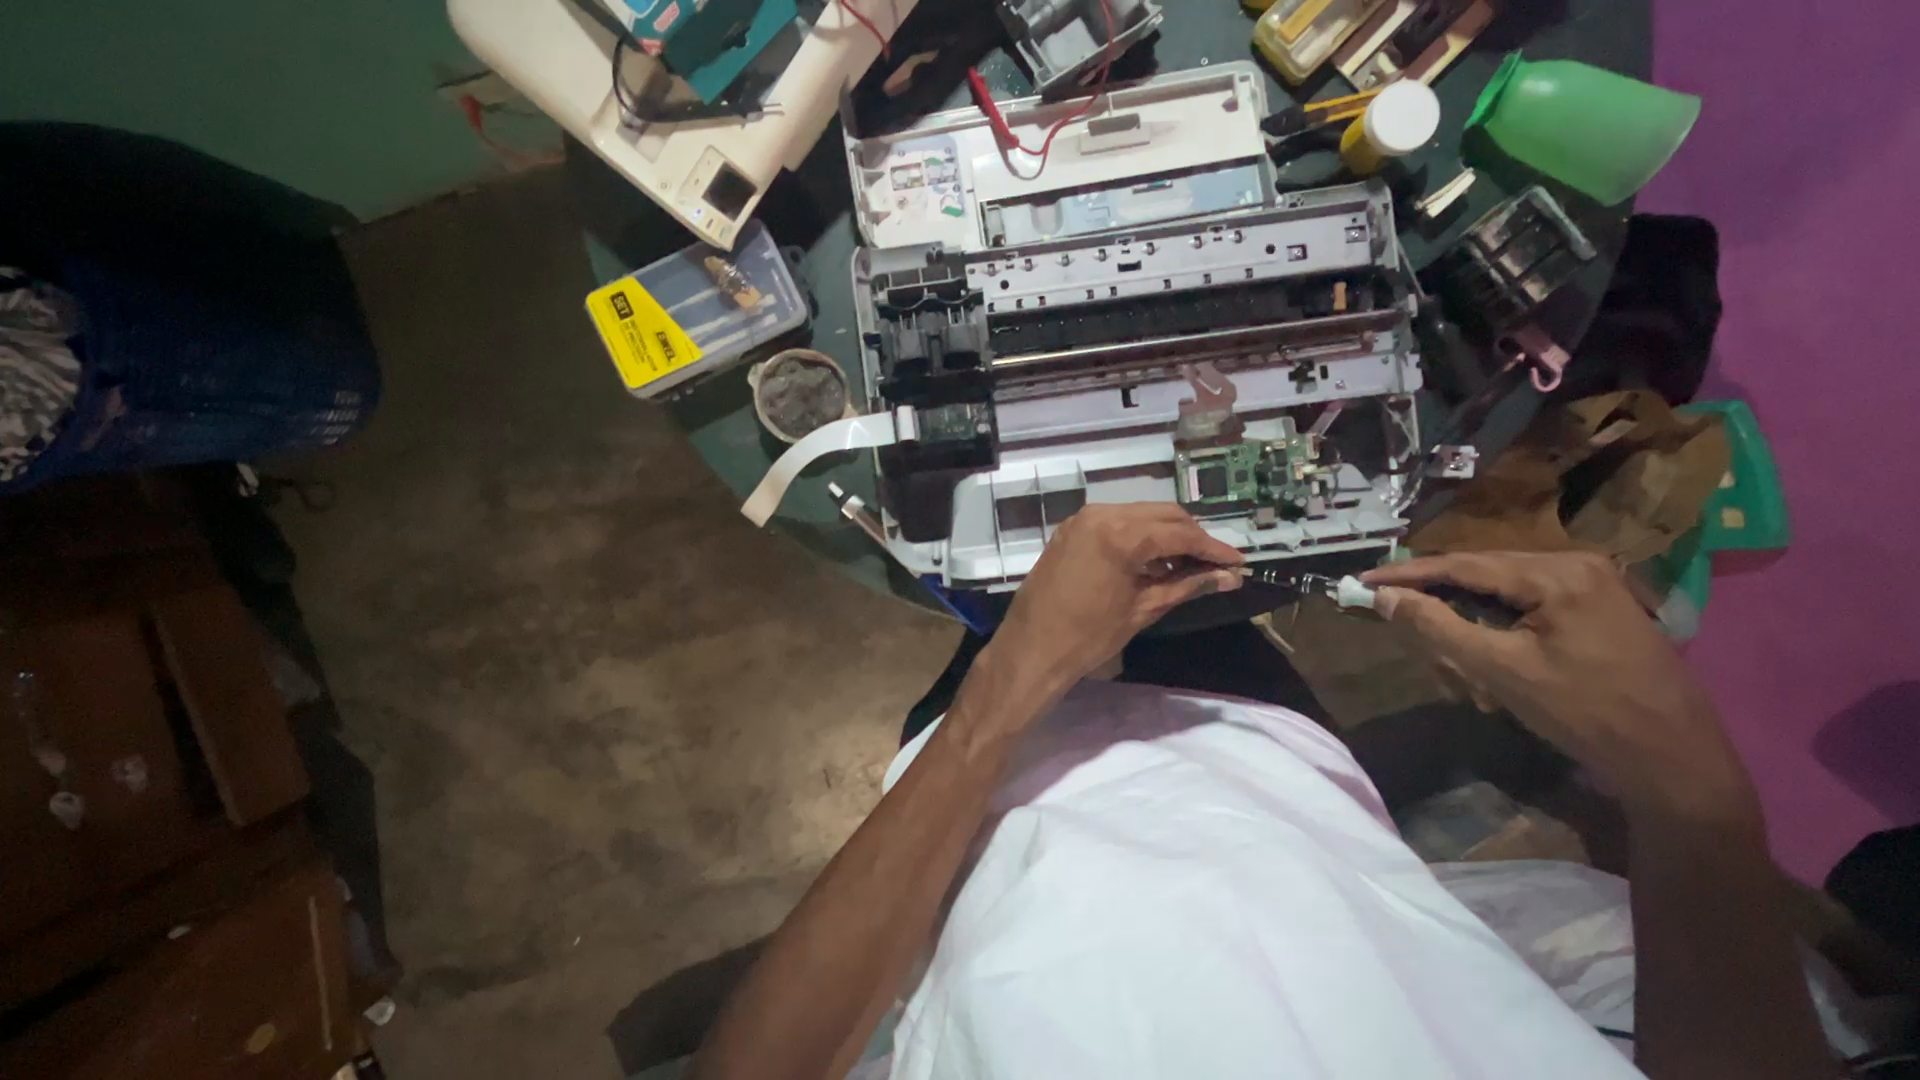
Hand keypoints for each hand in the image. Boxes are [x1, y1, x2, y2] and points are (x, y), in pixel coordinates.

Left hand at [976, 503, 1243, 710]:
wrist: (1032, 649)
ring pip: (1140, 515)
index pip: (1180, 533)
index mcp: (1120, 533)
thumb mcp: (1144, 608)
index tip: (1238, 564)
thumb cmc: (1089, 636)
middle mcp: (1102, 514)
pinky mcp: (1071, 530)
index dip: (1213, 549)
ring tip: (1188, 567)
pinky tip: (1154, 563)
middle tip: (1215, 565)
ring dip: (1166, 536)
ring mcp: (1083, 519)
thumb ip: (1187, 585)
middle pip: (1163, 515)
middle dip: (1192, 537)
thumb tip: (1229, 577)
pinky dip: (1139, 537)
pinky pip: (1116, 523)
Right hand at [1363, 552, 1756, 820]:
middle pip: (1485, 570)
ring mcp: (1597, 583)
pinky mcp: (1604, 605)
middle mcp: (1579, 563)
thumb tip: (1384, 596)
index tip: (1362, 579)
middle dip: (1438, 592)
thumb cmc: (1584, 714)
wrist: (1675, 761)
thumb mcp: (1500, 671)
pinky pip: (1532, 599)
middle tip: (1390, 607)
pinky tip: (1483, 639)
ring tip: (1432, 630)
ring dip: (1468, 608)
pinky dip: (1499, 617)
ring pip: (1507, 586)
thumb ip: (1438, 627)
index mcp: (1558, 573)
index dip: (1408, 573)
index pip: (1464, 564)